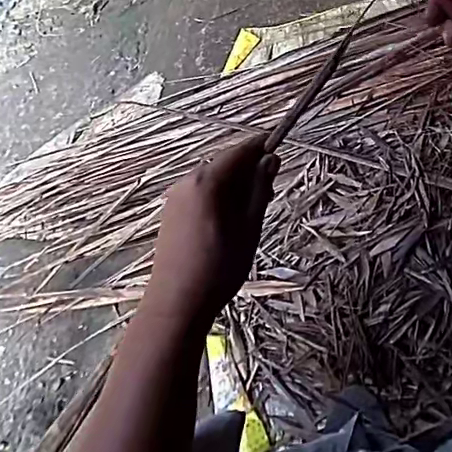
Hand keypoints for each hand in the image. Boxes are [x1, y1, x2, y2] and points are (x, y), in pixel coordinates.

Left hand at [143, 137, 278, 328]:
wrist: (177, 304)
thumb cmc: (220, 267)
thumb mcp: (250, 226)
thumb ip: (260, 188)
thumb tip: (270, 159)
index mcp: (207, 181)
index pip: (239, 150)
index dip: (261, 146)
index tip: (279, 148)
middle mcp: (188, 181)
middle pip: (225, 162)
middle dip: (249, 168)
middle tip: (270, 189)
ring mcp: (176, 197)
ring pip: (214, 178)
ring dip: (235, 184)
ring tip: (252, 210)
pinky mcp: (171, 212)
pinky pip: (201, 192)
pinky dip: (220, 196)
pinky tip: (230, 220)